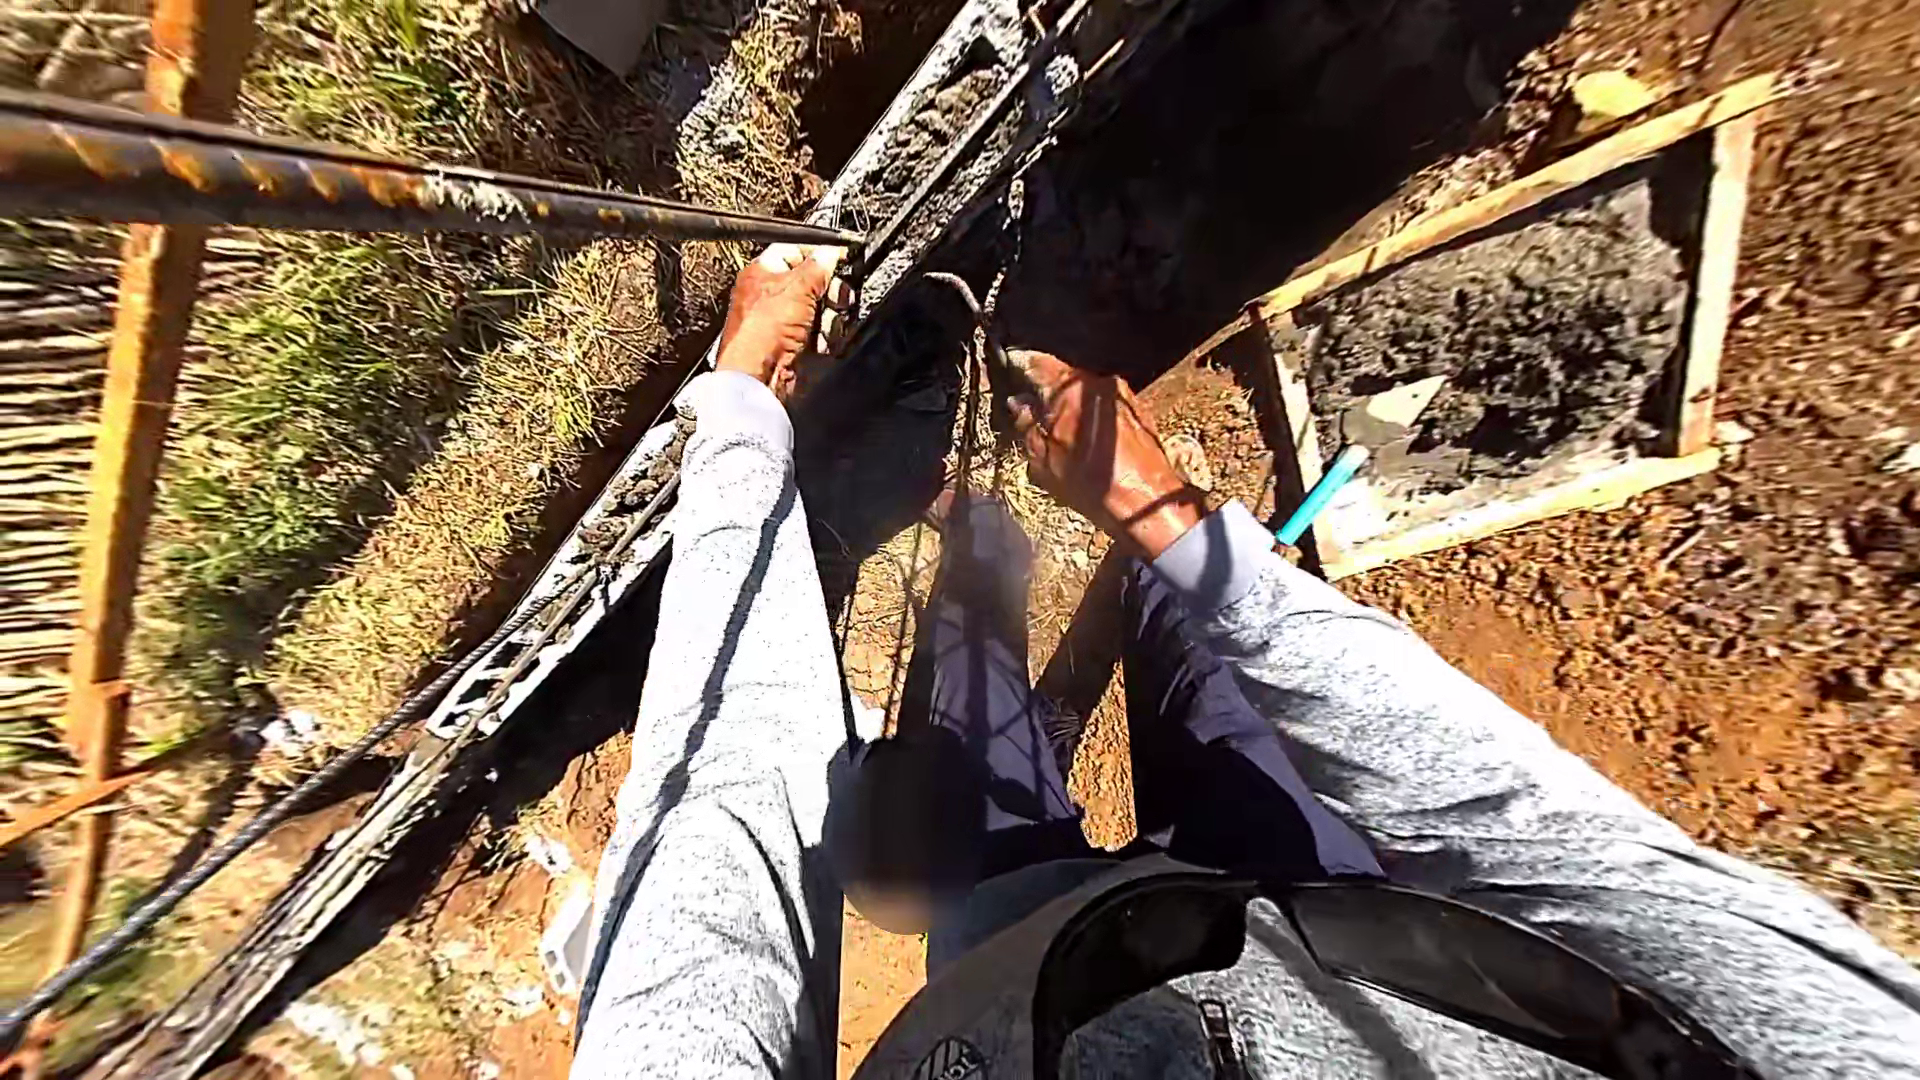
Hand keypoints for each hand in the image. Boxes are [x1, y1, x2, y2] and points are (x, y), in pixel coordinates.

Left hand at [716, 244, 855, 403]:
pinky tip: (820, 344)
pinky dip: (825, 339)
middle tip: (836, 300)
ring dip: (829, 319)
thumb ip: (817, 266)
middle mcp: (772, 296)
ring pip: (820, 311)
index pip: (796, 252)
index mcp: (763, 273)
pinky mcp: (794, 345)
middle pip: (813, 284)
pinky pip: (819, 334)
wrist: (760, 376)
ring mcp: (783, 322)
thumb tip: (830, 253)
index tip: (840, 259)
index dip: (818, 255)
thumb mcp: (797, 288)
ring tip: (824, 327)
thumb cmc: (764, 331)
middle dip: (829, 293)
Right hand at [1006, 350, 1204, 557]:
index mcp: (1070, 388)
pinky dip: (1087, 417)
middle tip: (1028, 414)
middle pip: (1061, 377)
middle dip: (1044, 393)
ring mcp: (1121, 395)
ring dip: (1067, 407)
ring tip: (1058, 436)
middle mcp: (1098, 382)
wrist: (1144, 501)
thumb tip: (1018, 403)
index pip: (1036, 362)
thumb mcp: (1043, 458)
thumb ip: (1026, 424)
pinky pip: (1101, 405)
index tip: (1006, 370)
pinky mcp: (1136, 410)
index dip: (1018, 366)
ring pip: (1082, 392)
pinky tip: (1083, 443)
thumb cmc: (1092, 484)